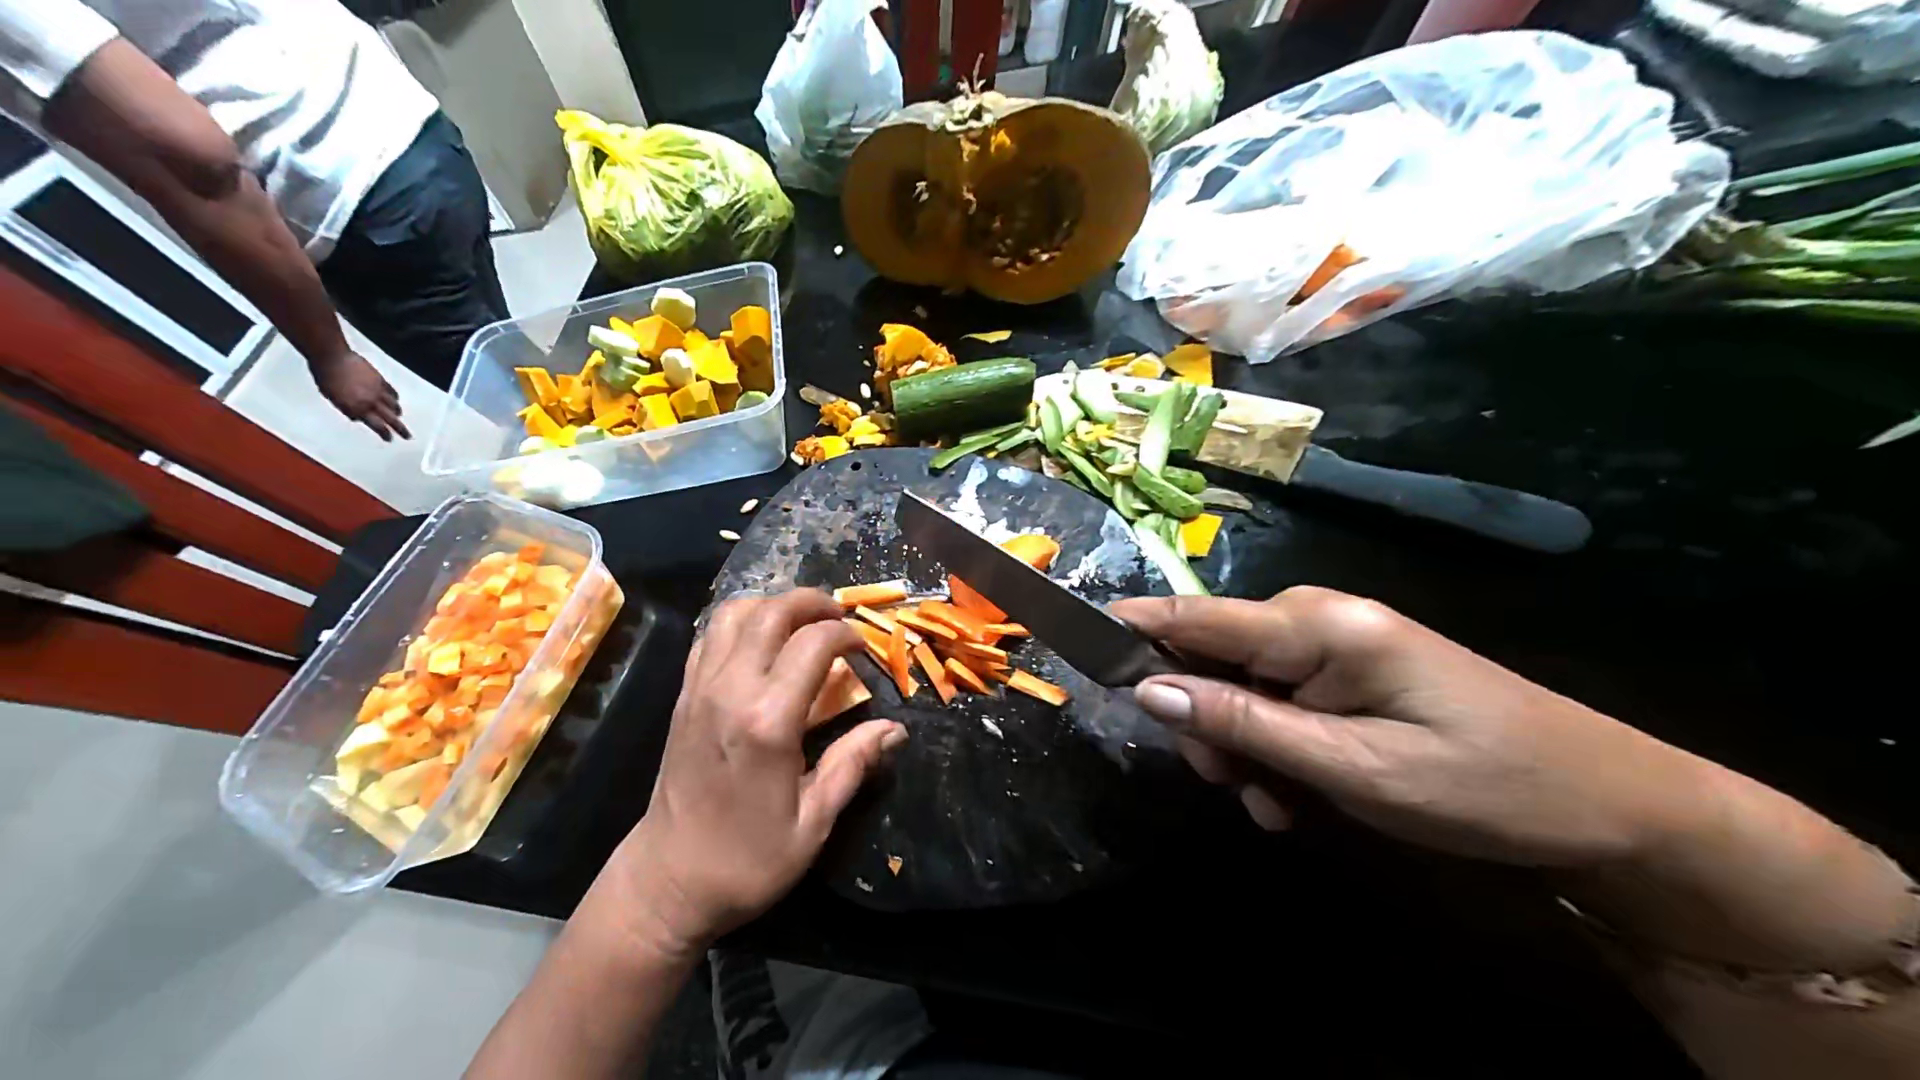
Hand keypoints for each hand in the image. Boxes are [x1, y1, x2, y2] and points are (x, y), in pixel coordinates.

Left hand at [311, 351, 408, 439]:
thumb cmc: (326, 376)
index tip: (389, 438)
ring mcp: (378, 390)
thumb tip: (357, 417)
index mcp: (357, 407)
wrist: (332, 358)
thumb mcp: (333, 399)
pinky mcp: (381, 380)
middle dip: (400, 429)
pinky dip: (395, 398)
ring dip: (397, 412)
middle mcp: (371, 401)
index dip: (384, 433)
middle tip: (407, 435)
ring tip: (399, 415)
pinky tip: (395, 399)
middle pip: (391, 418)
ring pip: (394, 405)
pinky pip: (392, 392)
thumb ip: (348, 409)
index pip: (376, 425)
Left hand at [609, 590, 904, 954]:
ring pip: (734, 613)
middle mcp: (730, 690)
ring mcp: (700, 688)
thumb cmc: (748, 859)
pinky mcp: (683, 696)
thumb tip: (896, 729)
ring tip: (802, 623)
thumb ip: (854, 763)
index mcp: (769, 721)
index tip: (864, 648)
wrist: (668, 881)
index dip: (846, 634)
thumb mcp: (814, 821)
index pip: (813, 643)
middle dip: (813, 603)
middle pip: (772, 613)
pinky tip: (762, 644)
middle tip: (840, 618)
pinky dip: (741, 623)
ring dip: (774, 606)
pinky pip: (710, 636)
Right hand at [1110, 588, 1698, 867]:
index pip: (1196, 616)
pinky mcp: (1346, 670)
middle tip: (1230, 785)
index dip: (1132, 628)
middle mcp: (1315, 619)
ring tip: (1279, 804)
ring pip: (1239, 687)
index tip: (1077, 642)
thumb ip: (1242, 725)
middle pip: (1211, 658)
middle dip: (1204, 722)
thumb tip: (1148, 691)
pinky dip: (1272, 746)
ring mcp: (1332, 644)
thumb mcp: (1351, 768)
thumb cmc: (1483, 783)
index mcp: (1317, 625)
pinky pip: (1277, 699)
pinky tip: (1297, 794)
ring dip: (1240, 745)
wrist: (1611, 805)